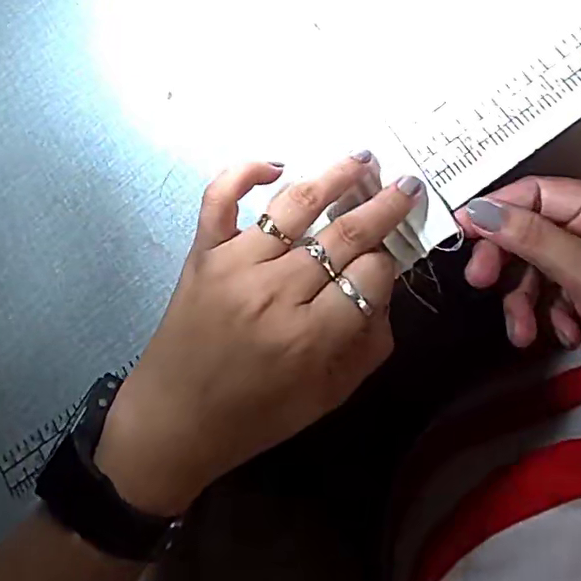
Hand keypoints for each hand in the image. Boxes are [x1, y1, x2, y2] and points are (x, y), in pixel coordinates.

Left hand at [94, 154, 421, 515]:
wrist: (172, 422)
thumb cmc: (258, 414)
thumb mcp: (331, 393)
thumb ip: (371, 340)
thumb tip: (385, 282)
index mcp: (310, 338)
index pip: (371, 275)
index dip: (388, 261)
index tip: (389, 257)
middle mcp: (275, 293)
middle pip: (344, 234)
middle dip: (385, 206)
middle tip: (408, 183)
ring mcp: (235, 265)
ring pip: (295, 206)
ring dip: (336, 176)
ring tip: (363, 158)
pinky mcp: (203, 252)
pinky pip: (220, 199)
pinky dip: (243, 172)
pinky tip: (274, 166)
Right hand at [458, 177, 580, 479]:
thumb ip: (536, 241)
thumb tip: (480, 209)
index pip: (538, 193)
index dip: (498, 209)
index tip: (461, 230)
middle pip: (532, 231)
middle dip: (508, 259)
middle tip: (481, 284)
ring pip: (538, 269)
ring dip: (525, 299)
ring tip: (526, 333)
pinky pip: (553, 298)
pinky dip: (548, 317)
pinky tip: (562, 337)